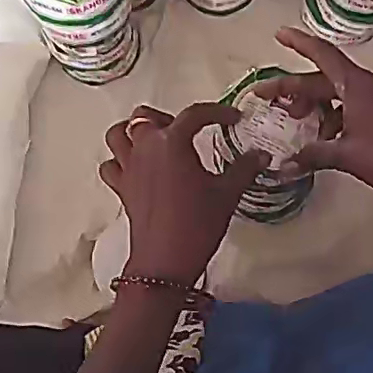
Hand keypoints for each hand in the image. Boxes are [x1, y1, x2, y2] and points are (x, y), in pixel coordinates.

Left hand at [101, 104, 267, 284]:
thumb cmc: (198, 223)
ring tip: (157, 144)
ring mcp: (128, 167)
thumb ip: (245, 168)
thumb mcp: (228, 193)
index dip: (217, 112)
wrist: (166, 260)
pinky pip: (111, 165)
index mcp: (172, 142)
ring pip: (118, 134)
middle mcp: (145, 147)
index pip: (195, 114)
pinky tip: (139, 169)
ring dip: (134, 133)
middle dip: (167, 118)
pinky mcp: (120, 188)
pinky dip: (120, 161)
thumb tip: (261, 155)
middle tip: (189, 134)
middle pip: (145, 116)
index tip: (233, 119)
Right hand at [262, 28, 372, 226]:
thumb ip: (313, 155)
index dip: (299, 43)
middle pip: (325, 79)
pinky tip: (326, 138)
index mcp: (357, 85)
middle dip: (296, 88)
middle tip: (267, 96)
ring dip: (316, 106)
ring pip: (339, 94)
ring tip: (298, 124)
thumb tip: (284, 166)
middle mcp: (369, 86)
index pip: (323, 55)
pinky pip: (353, 107)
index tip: (280, 33)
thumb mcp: (345, 155)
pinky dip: (335, 117)